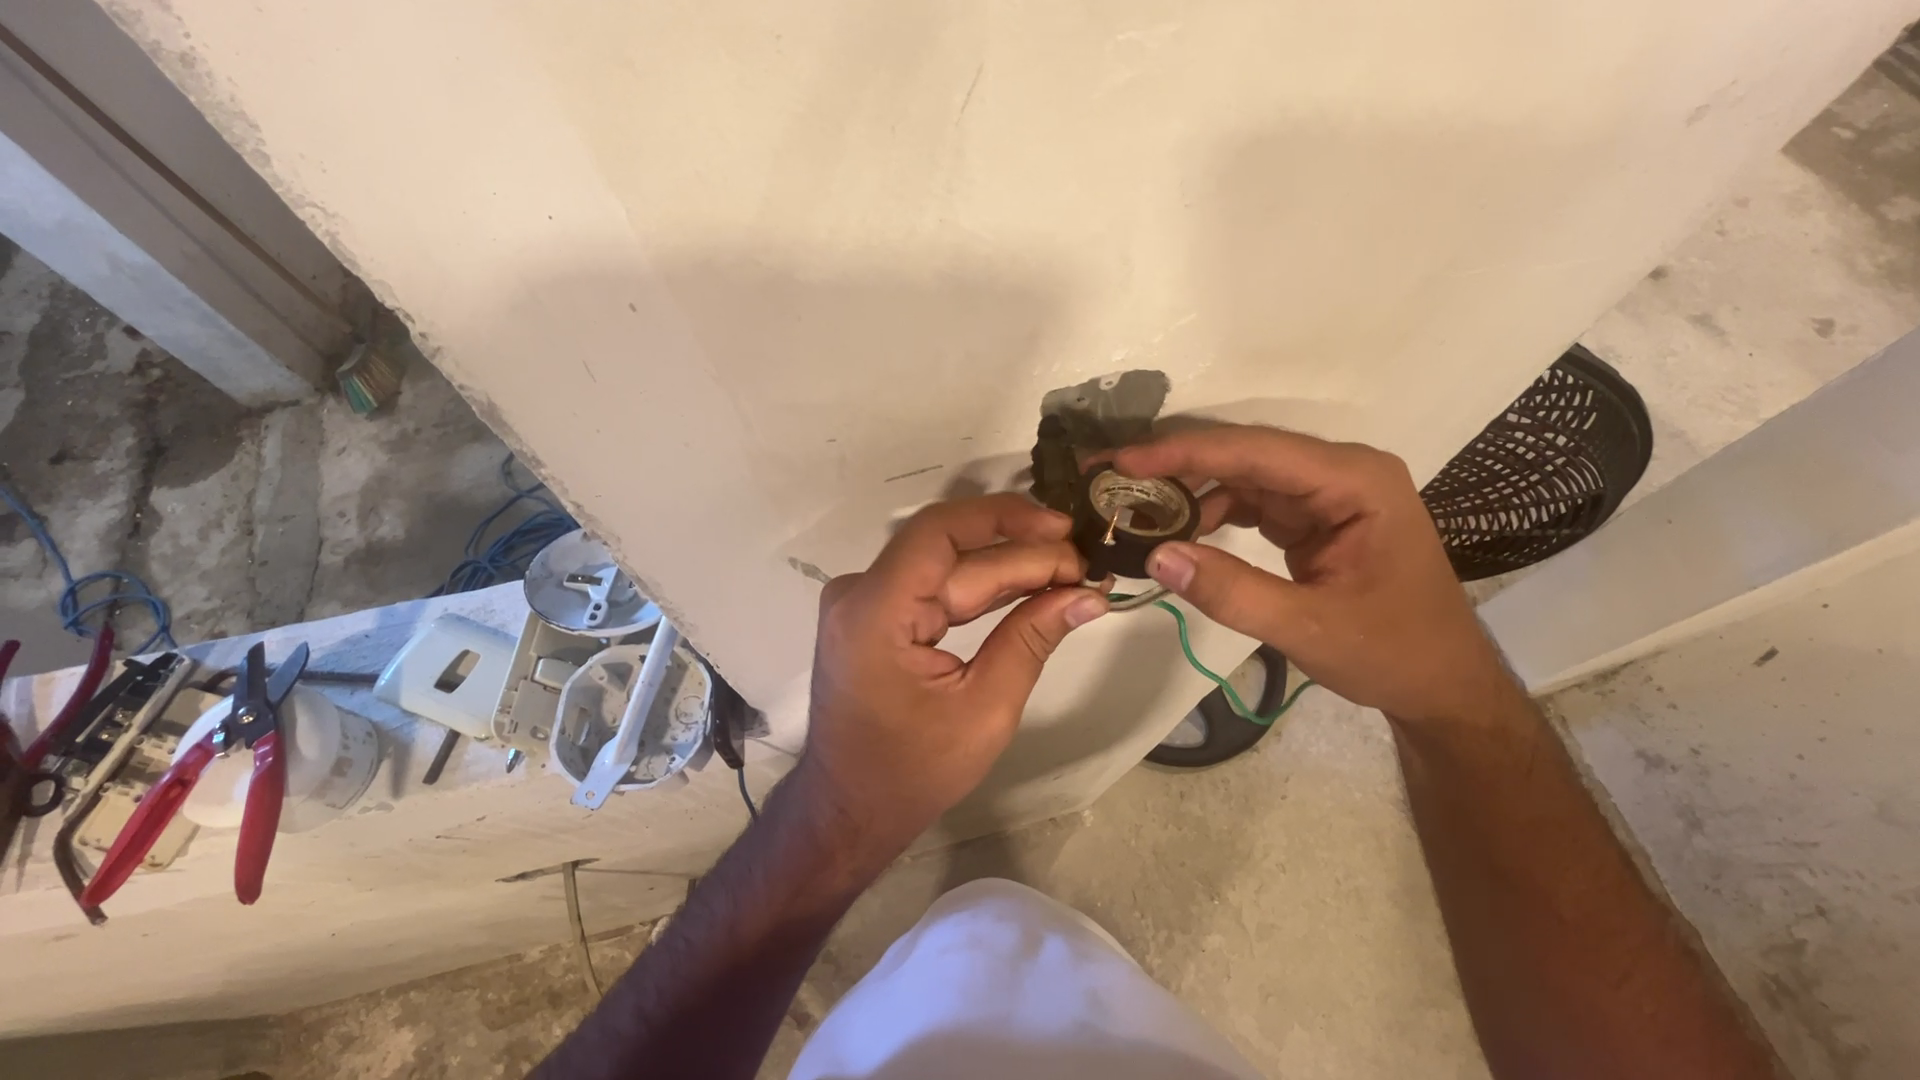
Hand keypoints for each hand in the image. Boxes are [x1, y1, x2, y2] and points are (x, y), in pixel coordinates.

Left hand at [797, 494, 1109, 856]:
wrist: (852, 808)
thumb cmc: (913, 772)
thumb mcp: (984, 710)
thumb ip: (1031, 640)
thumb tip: (1089, 596)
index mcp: (875, 612)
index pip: (940, 533)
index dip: (1005, 519)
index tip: (1063, 529)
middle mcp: (861, 594)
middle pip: (952, 553)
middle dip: (1022, 553)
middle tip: (1086, 564)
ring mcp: (865, 602)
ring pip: (948, 567)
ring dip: (1009, 567)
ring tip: (1071, 571)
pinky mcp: (877, 616)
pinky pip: (936, 589)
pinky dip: (984, 589)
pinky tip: (1032, 587)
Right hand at [1113, 425, 1521, 725]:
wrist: (1442, 686)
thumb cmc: (1393, 654)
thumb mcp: (1309, 628)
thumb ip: (1232, 592)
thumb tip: (1156, 555)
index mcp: (1356, 482)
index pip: (1257, 451)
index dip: (1185, 453)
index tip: (1123, 461)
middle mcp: (1341, 473)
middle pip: (1245, 454)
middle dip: (1177, 465)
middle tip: (1111, 477)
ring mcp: (1326, 494)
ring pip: (1242, 475)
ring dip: (1188, 490)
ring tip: (1131, 506)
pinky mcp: (1313, 518)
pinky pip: (1251, 501)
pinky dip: (1209, 512)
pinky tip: (1173, 531)